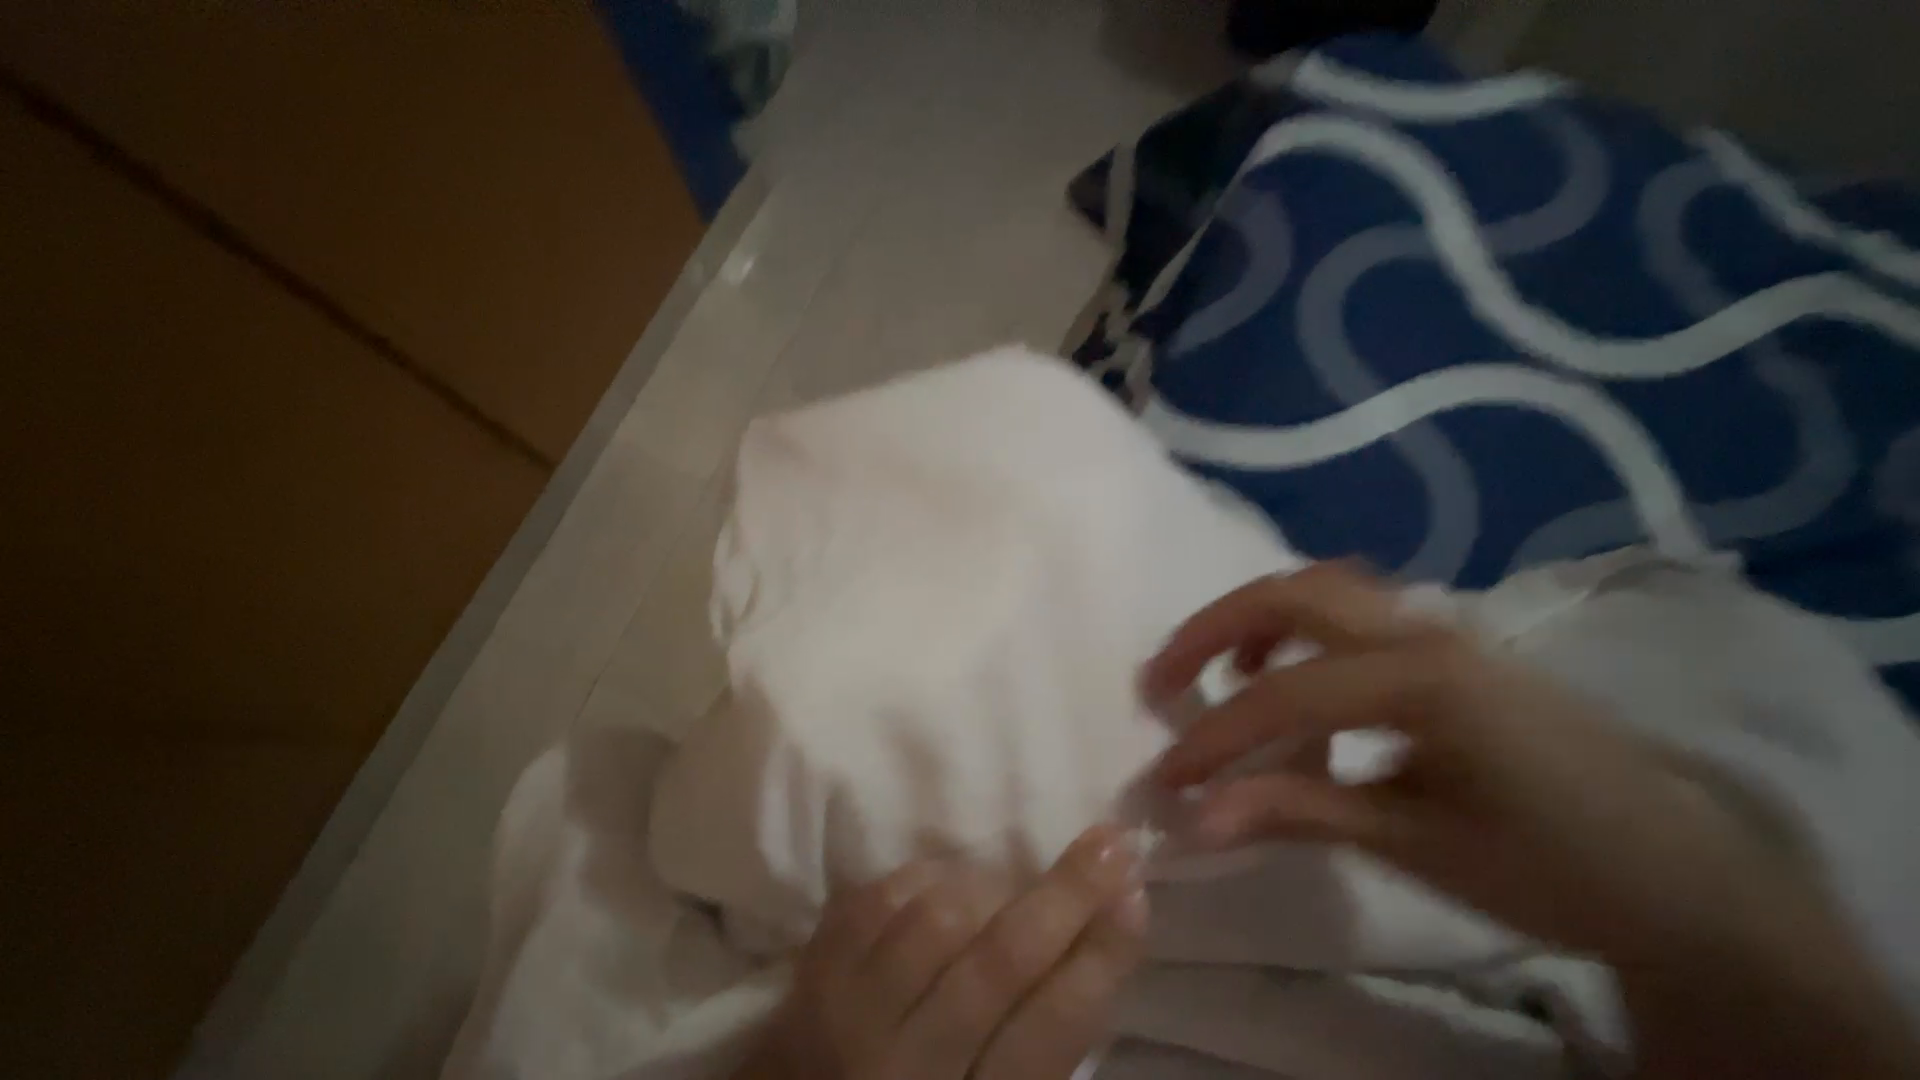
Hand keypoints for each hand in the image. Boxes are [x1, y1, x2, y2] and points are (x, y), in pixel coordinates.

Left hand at [740, 825, 1147, 1079]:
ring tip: (1016, 884)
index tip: (1136, 895)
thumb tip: (1105, 924)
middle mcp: (909, 1066)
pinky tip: (951, 883)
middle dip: (1064, 898)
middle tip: (1111, 844)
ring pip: (935, 923)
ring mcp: (852, 1013)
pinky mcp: (815, 968)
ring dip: (992, 887)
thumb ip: (1043, 1029)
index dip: (1099, 960)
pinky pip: (880, 898)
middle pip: (995, 967)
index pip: (1048, 1035)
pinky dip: (927, 879)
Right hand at [1141, 562, 1917, 1077]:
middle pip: (1294, 593)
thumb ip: (1300, 814)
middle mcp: (1428, 633)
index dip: (1213, 736)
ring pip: (1327, 589)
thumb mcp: (1416, 847)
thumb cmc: (1551, 866)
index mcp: (1424, 681)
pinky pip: (1357, 613)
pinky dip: (1303, 630)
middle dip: (1213, 629)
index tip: (1164, 777)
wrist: (1681, 873)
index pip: (1285, 694)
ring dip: (1259, 620)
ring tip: (1224, 675)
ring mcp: (1444, 631)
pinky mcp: (1453, 649)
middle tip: (1162, 680)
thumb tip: (1196, 819)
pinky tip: (1298, 680)